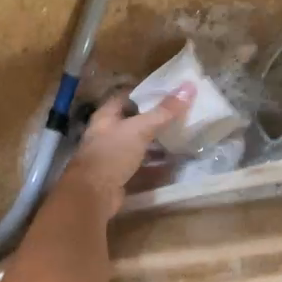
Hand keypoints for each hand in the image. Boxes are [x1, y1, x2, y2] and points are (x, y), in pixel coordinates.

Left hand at [57, 85, 194, 218]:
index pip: (125, 97)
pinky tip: (172, 164)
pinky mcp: (118, 176)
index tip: (168, 92)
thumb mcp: (140, 129)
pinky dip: (155, 166)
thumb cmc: (112, 154)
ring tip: (180, 138)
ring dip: (155, 144)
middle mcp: (106, 134)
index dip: (144, 93)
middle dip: (154, 120)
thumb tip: (189, 87)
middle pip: (133, 122)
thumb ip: (164, 111)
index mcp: (106, 117)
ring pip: (137, 146)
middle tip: (179, 116)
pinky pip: (140, 167)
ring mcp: (111, 157)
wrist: (93, 195)